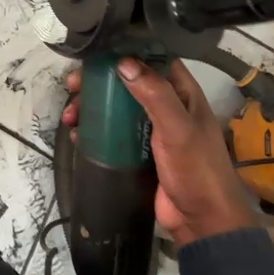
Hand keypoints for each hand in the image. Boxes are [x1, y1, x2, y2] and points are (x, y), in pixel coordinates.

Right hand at [62, 58, 258, 245]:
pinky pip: (112, 132)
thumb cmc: (197, 170)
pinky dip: (93, 130)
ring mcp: (151, 129)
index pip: (153, 58)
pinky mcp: (139, 150)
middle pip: (126, 82)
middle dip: (97, 82)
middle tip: (73, 85)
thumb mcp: (178, 129)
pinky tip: (77, 136)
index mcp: (182, 93)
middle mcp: (166, 105)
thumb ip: (154, 94)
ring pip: (115, 107)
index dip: (125, 50)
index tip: (96, 50)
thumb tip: (123, 62)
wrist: (204, 224)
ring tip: (70, 117)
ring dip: (91, 108)